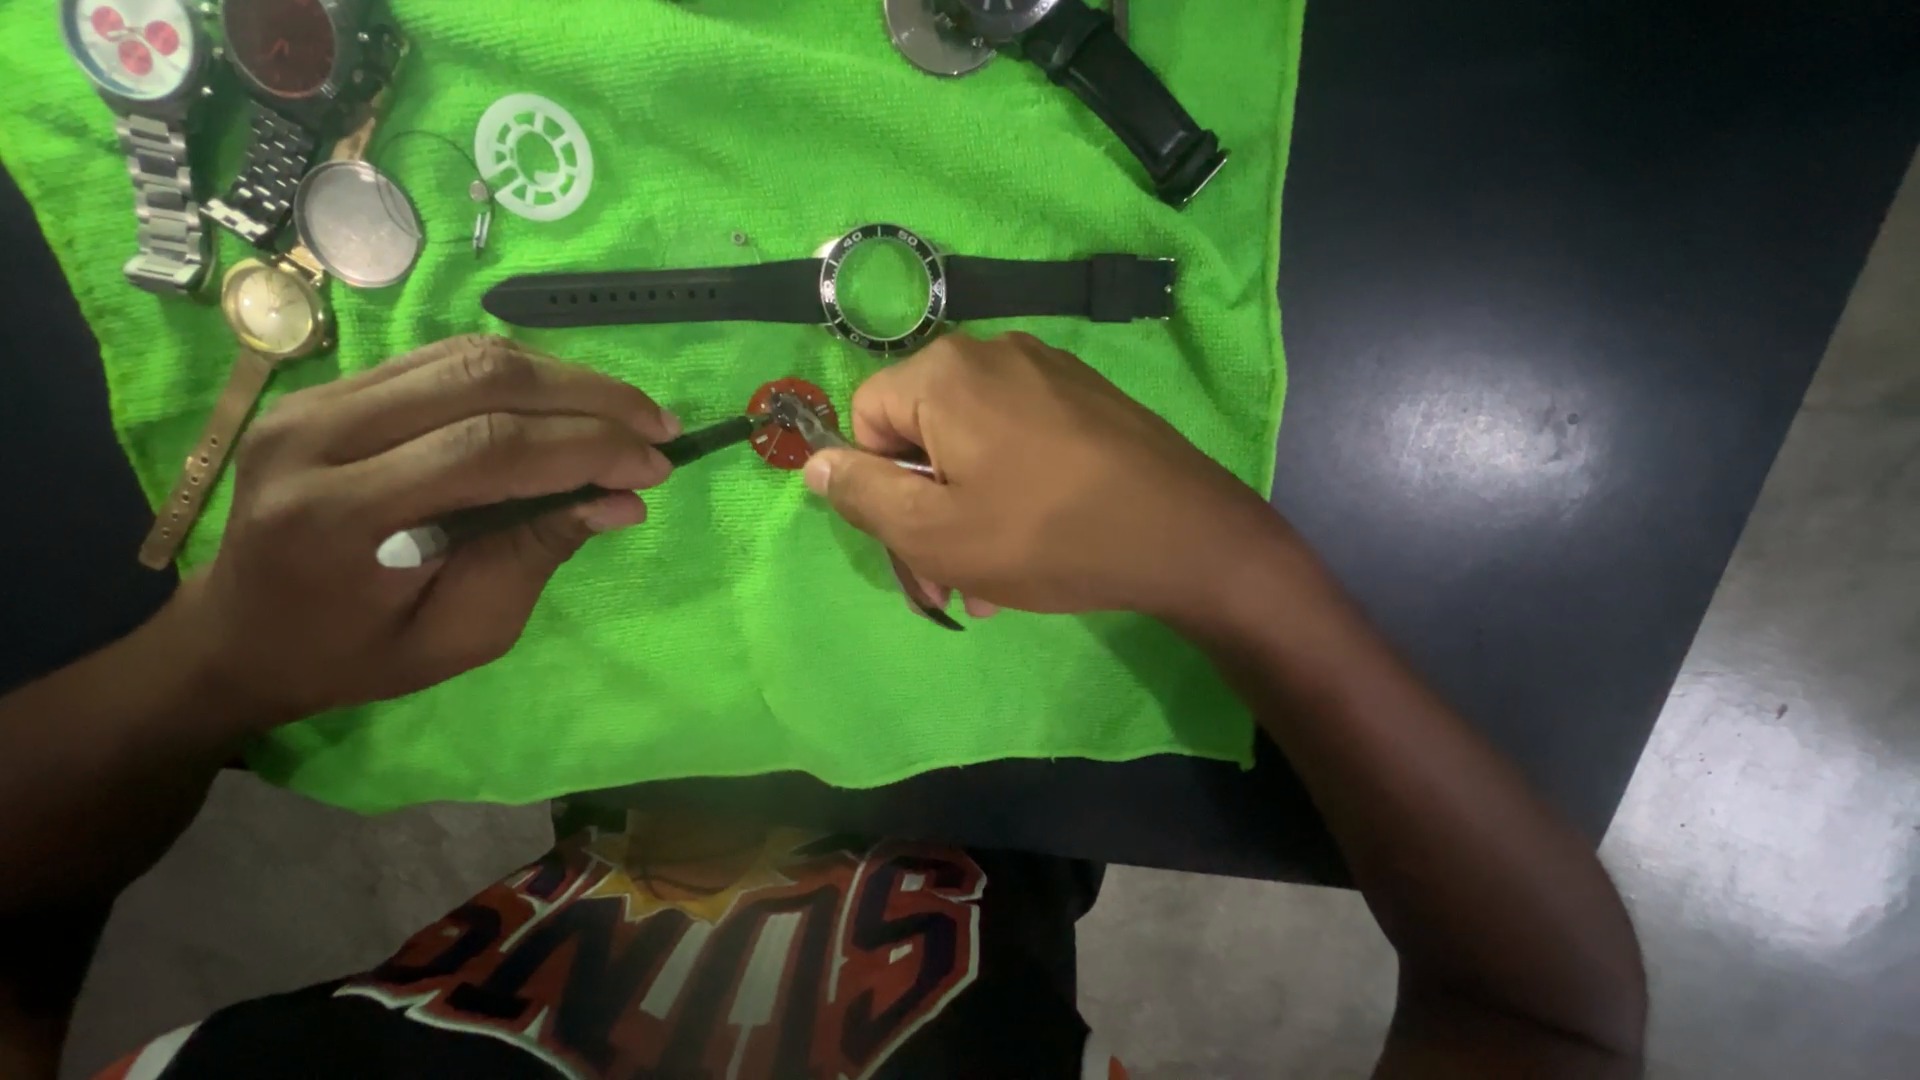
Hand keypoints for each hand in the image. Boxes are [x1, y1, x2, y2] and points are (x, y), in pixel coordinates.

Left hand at [174, 335, 679, 726]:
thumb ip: (536, 555)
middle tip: (659, 428)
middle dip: (593, 399)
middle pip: (484, 382)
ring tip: (629, 413)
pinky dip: (526, 374)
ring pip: (470, 357)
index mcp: (341, 516)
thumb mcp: (462, 634)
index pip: (491, 449)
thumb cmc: (357, 654)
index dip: (590, 447)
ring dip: (568, 379)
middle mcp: (318, 437)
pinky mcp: (331, 389)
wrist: (241, 634)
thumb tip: (622, 501)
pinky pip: (448, 360)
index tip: (657, 467)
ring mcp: (316, 401)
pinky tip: (571, 402)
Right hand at [803, 332, 1284, 617]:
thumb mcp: (934, 531)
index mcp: (944, 373)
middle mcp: (993, 354)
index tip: (909, 550)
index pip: (866, 420)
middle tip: (947, 589)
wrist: (1188, 536)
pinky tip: (1032, 550)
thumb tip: (816, 462)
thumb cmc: (1048, 536)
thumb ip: (862, 494)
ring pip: (973, 450)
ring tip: (993, 585)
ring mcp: (1048, 372)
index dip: (877, 490)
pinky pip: (1020, 444)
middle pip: (922, 438)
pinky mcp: (1087, 399)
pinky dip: (1010, 494)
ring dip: (968, 519)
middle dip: (926, 518)